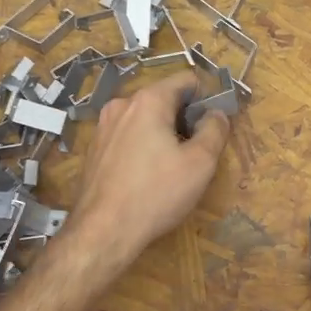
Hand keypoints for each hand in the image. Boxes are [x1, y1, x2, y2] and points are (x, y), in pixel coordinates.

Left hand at [66, 71, 230, 265]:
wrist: (102, 231)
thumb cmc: (155, 193)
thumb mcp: (200, 163)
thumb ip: (214, 130)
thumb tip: (217, 114)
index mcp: (148, 100)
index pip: (186, 80)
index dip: (206, 98)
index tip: (214, 126)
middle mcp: (122, 105)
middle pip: (164, 99)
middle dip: (184, 119)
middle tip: (196, 152)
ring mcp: (103, 126)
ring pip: (144, 119)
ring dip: (162, 134)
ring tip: (172, 167)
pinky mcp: (94, 148)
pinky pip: (127, 136)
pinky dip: (142, 146)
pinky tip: (146, 176)